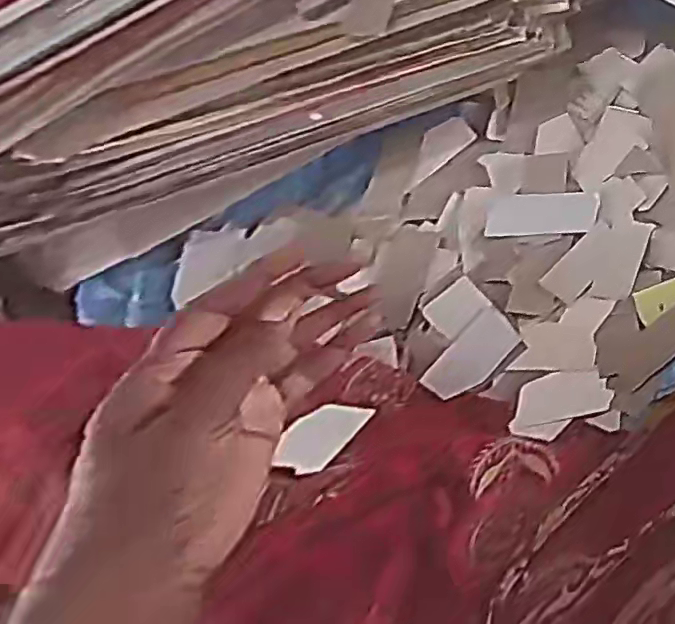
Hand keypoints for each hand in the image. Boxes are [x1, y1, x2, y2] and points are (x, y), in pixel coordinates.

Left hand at [14, 250, 375, 623]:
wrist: (152, 571)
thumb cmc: (152, 499)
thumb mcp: (193, 421)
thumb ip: (240, 361)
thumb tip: (280, 310)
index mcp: (164, 376)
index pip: (214, 312)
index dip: (258, 279)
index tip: (303, 253)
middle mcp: (201, 381)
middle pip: (260, 324)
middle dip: (306, 294)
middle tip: (354, 270)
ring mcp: (235, 403)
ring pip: (290, 348)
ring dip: (329, 321)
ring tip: (371, 298)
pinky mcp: (264, 424)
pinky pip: (305, 379)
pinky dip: (334, 356)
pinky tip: (359, 338)